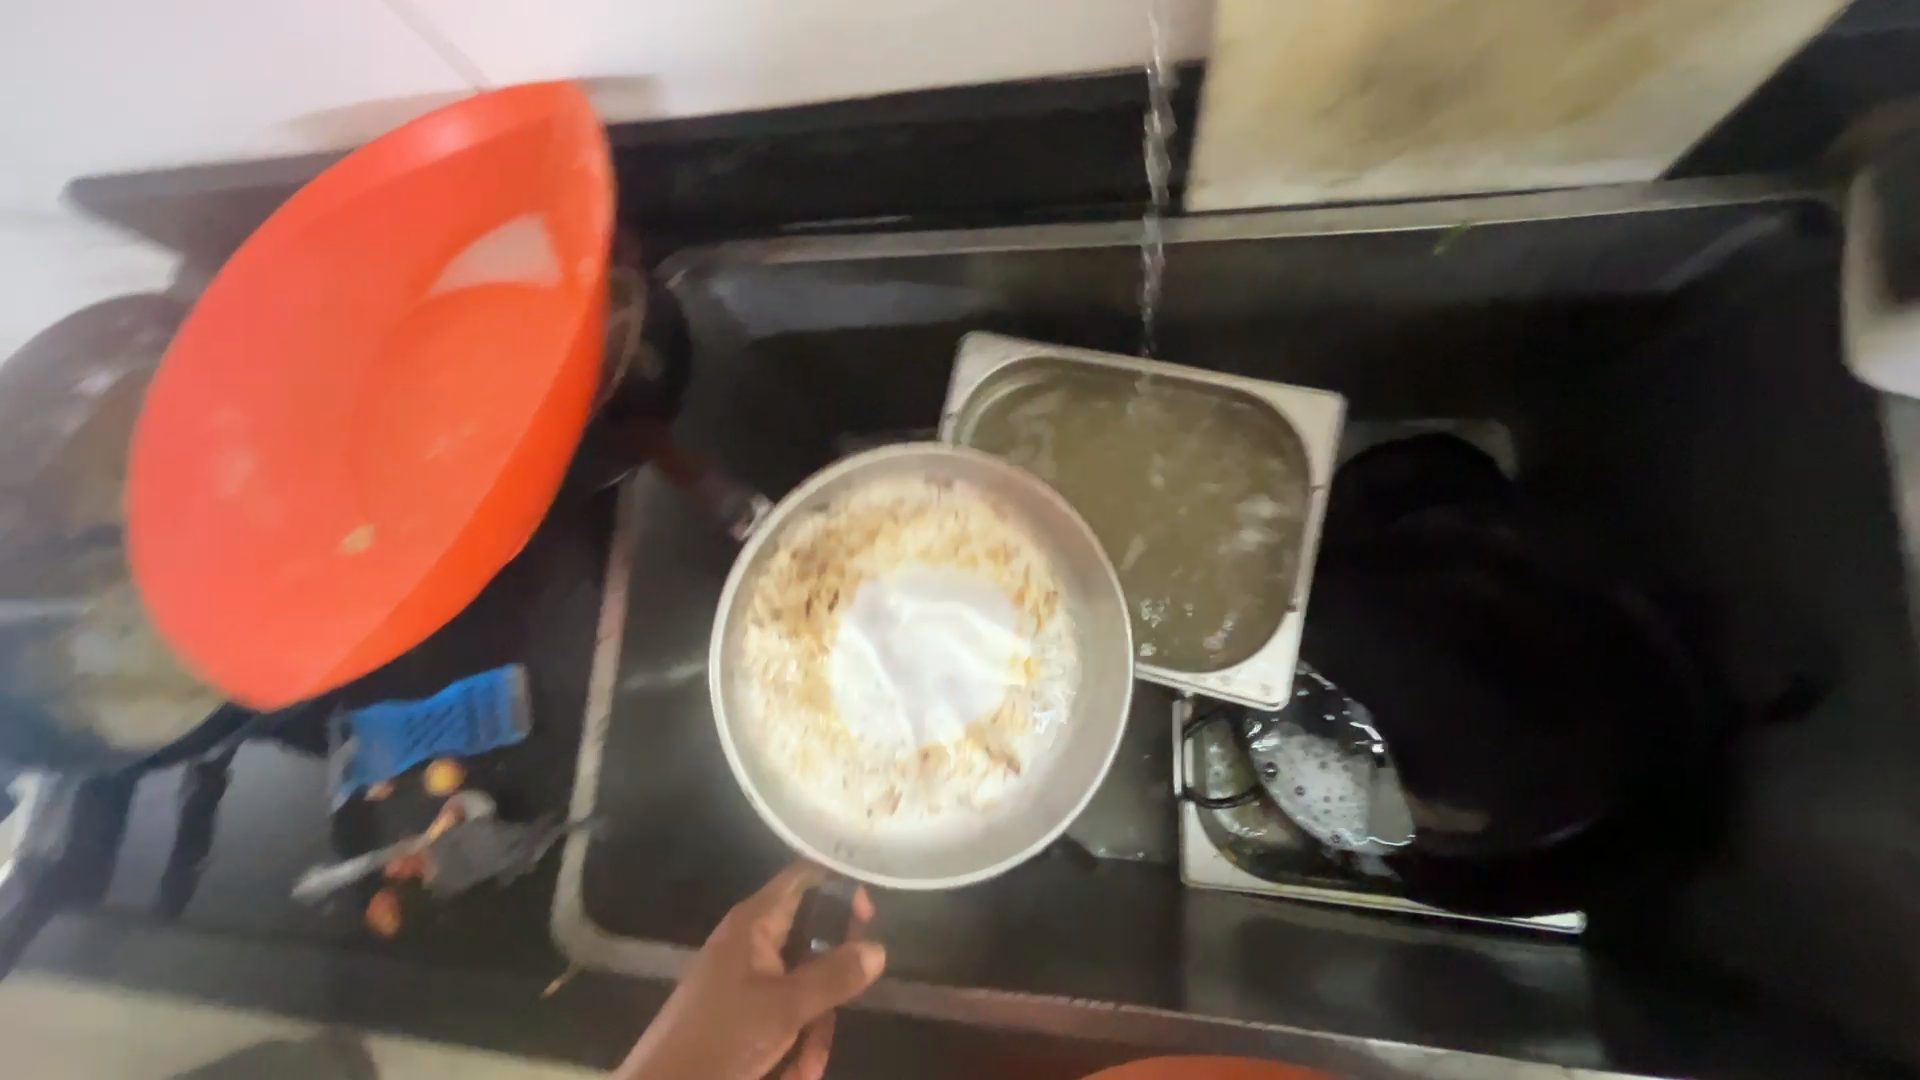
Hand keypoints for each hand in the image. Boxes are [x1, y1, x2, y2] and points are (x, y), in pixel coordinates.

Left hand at [616, 863, 884, 1079]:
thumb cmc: (718, 1039)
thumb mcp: (783, 1009)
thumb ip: (833, 976)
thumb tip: (879, 948)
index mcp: (756, 921)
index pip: (806, 877)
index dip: (840, 884)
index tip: (869, 916)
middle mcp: (754, 940)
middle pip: (814, 936)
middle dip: (833, 979)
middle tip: (845, 1001)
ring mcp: (750, 978)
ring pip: (807, 984)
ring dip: (817, 1025)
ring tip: (807, 1064)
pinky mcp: (746, 1012)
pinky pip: (789, 1013)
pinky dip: (798, 1041)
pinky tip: (796, 1072)